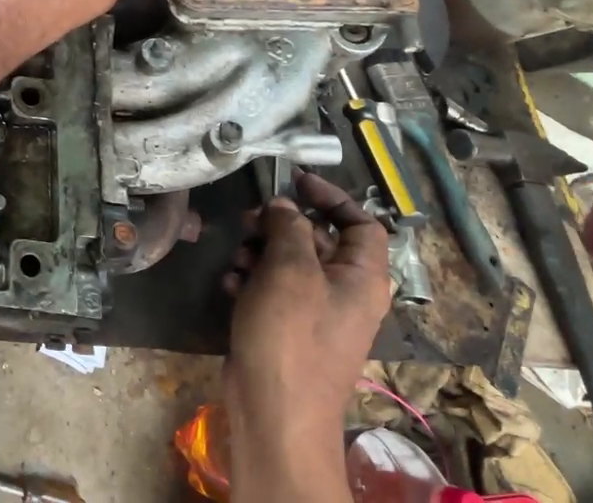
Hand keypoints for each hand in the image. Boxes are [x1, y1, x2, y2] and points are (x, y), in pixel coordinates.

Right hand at [222, 173, 391, 499]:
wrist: (275, 410)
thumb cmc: (290, 335)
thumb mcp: (290, 269)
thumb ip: (289, 227)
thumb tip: (285, 206)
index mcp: (363, 278)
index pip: (362, 223)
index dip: (332, 198)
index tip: (294, 182)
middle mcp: (346, 293)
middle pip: (317, 240)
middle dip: (279, 226)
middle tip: (247, 220)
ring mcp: (316, 313)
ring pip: (288, 263)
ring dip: (258, 252)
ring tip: (236, 260)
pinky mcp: (287, 329)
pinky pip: (271, 290)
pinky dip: (250, 281)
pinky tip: (230, 286)